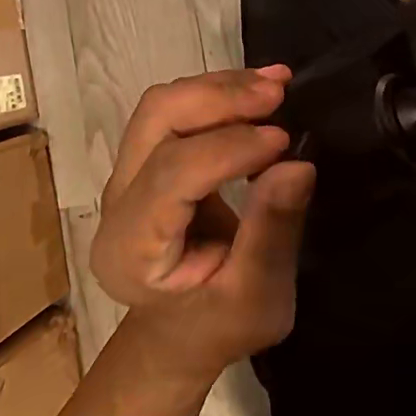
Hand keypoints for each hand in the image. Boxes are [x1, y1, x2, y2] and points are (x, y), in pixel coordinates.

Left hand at [91, 67, 316, 382]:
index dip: (228, 148)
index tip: (284, 139)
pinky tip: (259, 90)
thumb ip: (272, 230)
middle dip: (218, 98)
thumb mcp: (258, 297)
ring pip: (162, 104)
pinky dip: (219, 93)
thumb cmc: (219, 326)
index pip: (172, 174)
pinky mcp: (145, 160)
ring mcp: (126, 174)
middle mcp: (117, 200)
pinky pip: (175, 110)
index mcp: (132, 248)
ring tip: (275, 84)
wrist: (183, 331)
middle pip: (156, 119)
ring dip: (220, 88)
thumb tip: (298, 164)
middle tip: (277, 93)